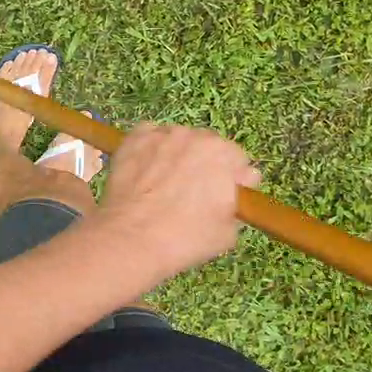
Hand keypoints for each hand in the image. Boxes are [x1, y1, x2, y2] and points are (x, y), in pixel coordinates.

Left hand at [90, 122, 261, 281]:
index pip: (238, 160)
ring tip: (165, 184)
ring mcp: (160, 134)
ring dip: (177, 156)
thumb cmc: (187, 237)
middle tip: (193, 193)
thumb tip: (236, 185)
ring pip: (177, 141)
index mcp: (222, 153)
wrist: (134, 236)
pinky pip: (149, 137)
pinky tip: (146, 171)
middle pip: (207, 146)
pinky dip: (151, 150)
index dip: (233, 179)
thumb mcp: (229, 230)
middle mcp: (192, 135)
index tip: (223, 197)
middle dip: (205, 165)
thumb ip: (238, 201)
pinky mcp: (133, 138)